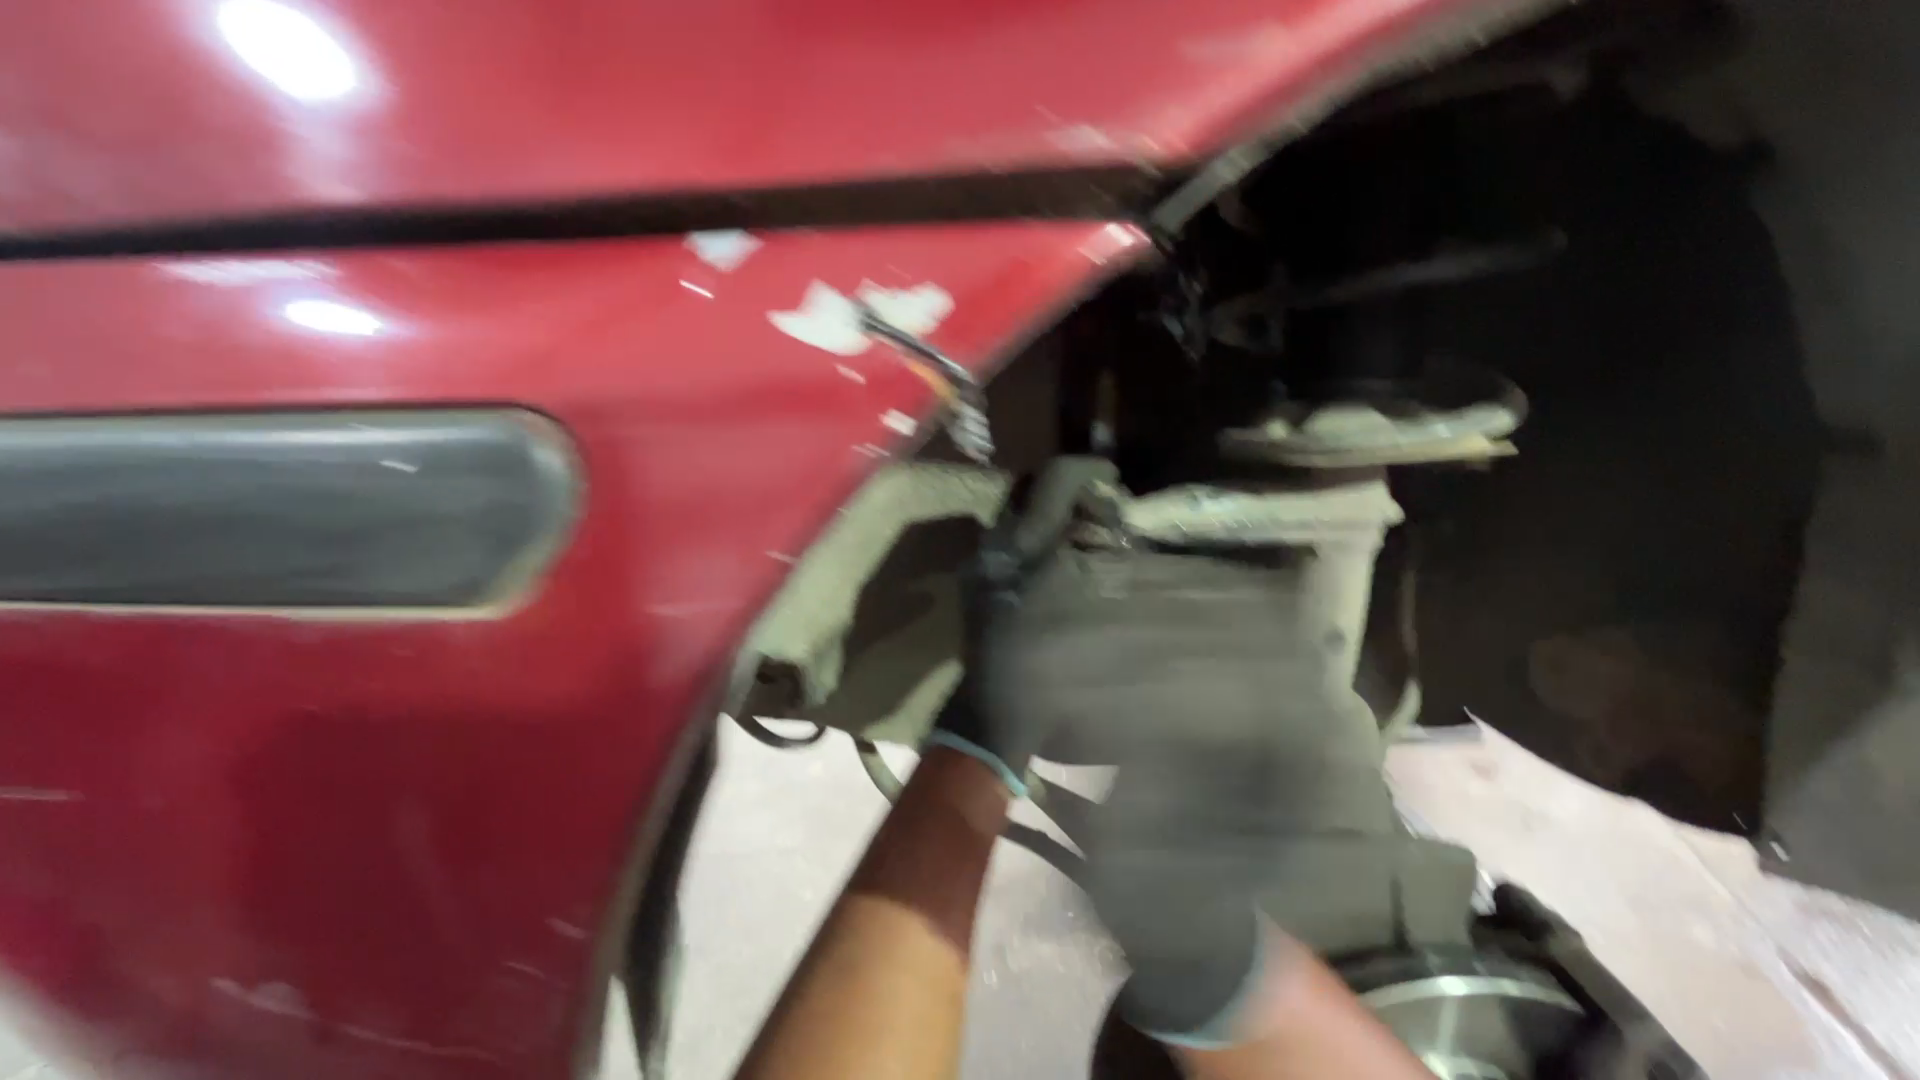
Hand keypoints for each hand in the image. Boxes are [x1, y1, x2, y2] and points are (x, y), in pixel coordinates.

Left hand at [924, 456, 1119, 797]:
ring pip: (1020, 514)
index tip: (1113, 482)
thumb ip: (1111, 565)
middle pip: (1032, 490)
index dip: (1089, 471)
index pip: (1055, 479)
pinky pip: (1010, 541)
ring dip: (1056, 516)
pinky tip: (1065, 565)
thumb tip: (1127, 533)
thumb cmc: (1054, 671)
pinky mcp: (976, 580)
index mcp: (1027, 547)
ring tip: (1089, 538)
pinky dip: (1040, 539)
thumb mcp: (1096, 615)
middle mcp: (998, 545)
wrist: (993, 713)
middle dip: (1072, 494)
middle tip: (1105, 514)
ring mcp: (981, 562)